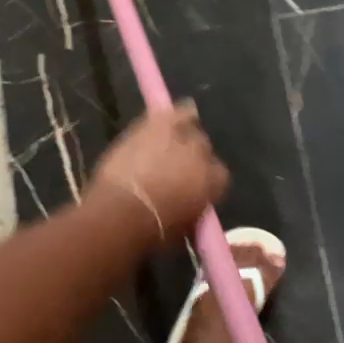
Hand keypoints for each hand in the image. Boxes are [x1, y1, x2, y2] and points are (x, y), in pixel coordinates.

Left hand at [86, 101, 229, 240]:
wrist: (123, 211)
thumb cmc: (153, 231)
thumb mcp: (183, 228)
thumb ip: (192, 210)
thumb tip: (189, 207)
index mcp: (214, 184)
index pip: (219, 176)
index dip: (204, 179)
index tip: (192, 185)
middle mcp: (203, 156)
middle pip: (203, 147)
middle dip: (191, 156)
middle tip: (173, 166)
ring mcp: (180, 137)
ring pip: (189, 125)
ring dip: (181, 132)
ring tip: (171, 137)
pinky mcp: (157, 125)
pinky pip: (173, 111)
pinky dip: (172, 113)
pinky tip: (167, 113)